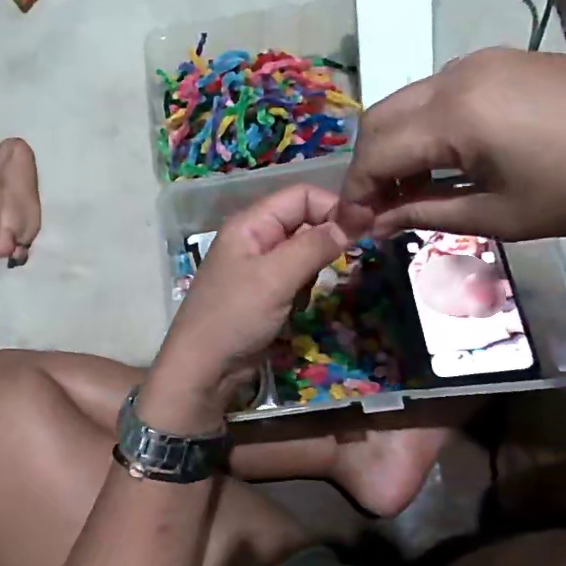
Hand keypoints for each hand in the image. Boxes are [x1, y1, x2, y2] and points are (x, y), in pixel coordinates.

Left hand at [140, 184, 368, 433]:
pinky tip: (292, 313)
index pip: (300, 196)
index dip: (332, 207)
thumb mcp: (277, 277)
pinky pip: (294, 281)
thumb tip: (354, 221)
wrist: (203, 369)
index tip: (362, 231)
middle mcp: (253, 239)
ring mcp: (257, 268)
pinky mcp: (263, 294)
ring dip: (312, 274)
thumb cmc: (235, 317)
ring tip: (300, 297)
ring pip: (303, 255)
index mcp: (250, 224)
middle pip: (303, 223)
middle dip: (323, 245)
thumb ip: (315, 246)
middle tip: (333, 270)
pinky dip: (301, 293)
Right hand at [341, 49, 565, 239]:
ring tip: (407, 191)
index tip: (353, 229)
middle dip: (366, 168)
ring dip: (393, 146)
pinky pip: (437, 94)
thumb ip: (425, 214)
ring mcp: (480, 62)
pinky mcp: (503, 61)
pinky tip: (442, 160)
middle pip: (378, 120)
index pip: (373, 153)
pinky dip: (422, 129)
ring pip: (405, 103)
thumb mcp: (500, 214)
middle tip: (376, 212)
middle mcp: (454, 75)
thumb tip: (376, 224)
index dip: (354, 195)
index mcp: (452, 114)